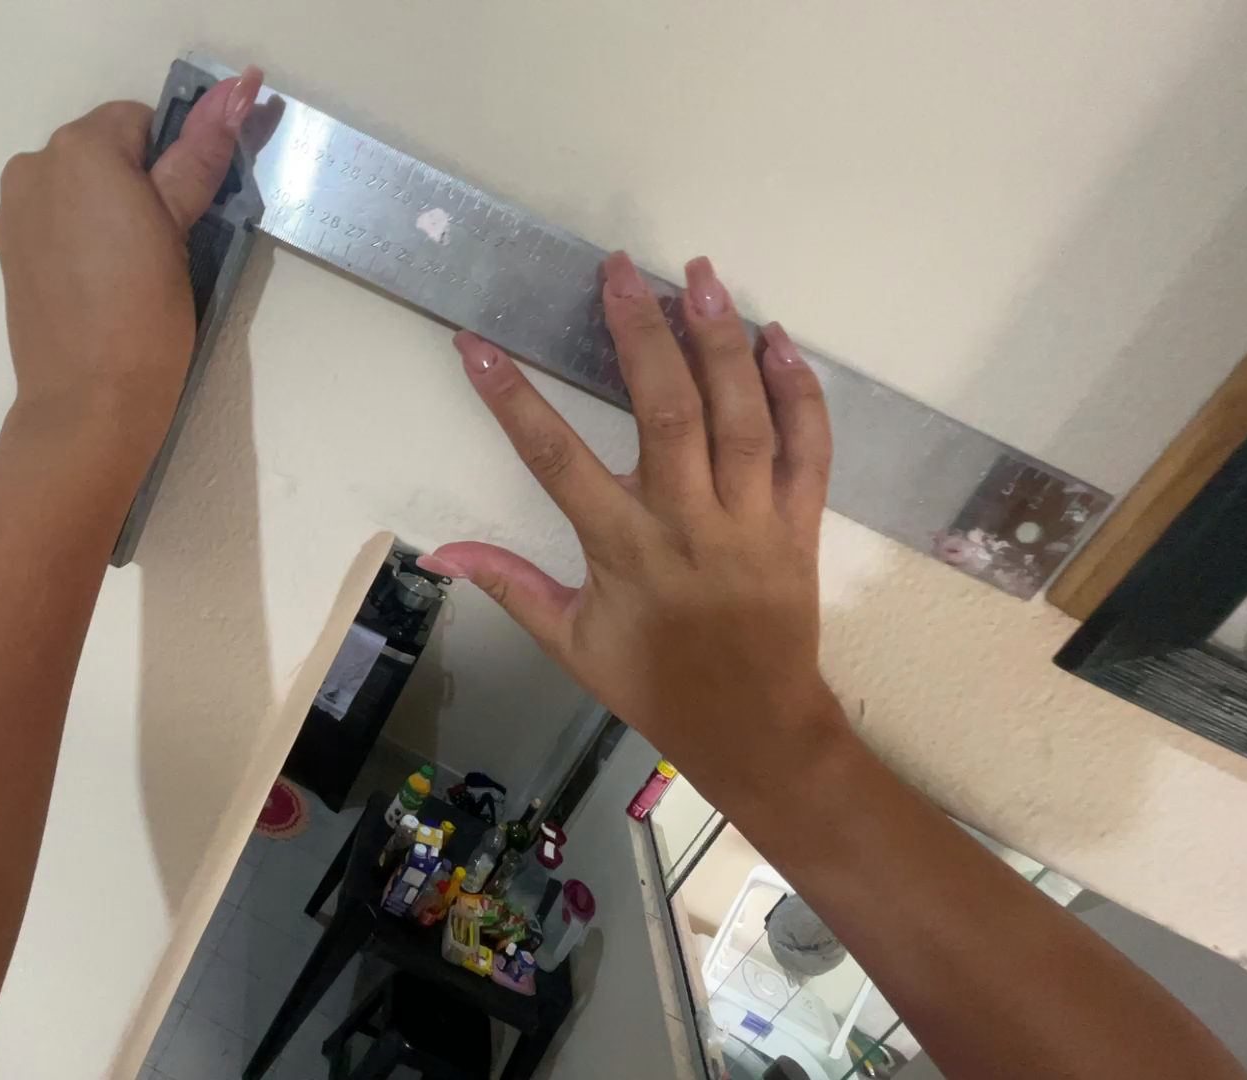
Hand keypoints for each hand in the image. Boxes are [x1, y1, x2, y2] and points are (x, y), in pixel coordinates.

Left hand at [0, 67, 262, 468]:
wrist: (91, 402)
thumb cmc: (147, 318)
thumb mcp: (181, 234)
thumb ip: (200, 157)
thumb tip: (238, 89)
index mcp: (80, 149)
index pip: (142, 123)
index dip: (173, 167)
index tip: (186, 220)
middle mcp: (35, 166)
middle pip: (104, 154)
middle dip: (136, 188)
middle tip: (164, 255)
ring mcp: (14, 211)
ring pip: (79, 190)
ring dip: (107, 214)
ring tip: (131, 278)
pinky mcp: (9, 253)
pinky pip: (56, 223)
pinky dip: (81, 241)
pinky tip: (99, 289)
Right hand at [416, 254, 845, 806]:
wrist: (754, 725)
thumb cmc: (651, 683)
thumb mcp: (568, 641)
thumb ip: (508, 586)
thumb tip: (439, 553)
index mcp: (621, 549)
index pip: (554, 459)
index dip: (511, 398)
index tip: (477, 346)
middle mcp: (687, 522)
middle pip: (667, 412)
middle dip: (640, 334)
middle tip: (619, 272)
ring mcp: (752, 518)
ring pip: (742, 415)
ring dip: (720, 342)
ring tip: (699, 276)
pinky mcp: (800, 521)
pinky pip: (807, 446)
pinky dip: (798, 389)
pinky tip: (776, 339)